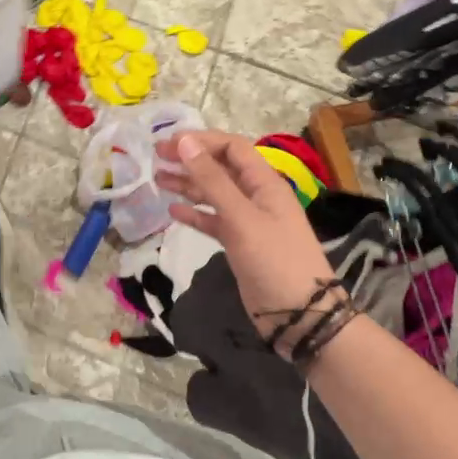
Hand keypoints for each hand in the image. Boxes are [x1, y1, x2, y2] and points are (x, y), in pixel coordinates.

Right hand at [155, 131, 333, 347]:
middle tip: (156, 158)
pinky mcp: (240, 243)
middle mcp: (257, 196)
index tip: (169, 143)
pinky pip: (213, 220)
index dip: (201, 140)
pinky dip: (194, 213)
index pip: (232, 147)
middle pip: (220, 167)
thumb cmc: (274, 260)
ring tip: (158, 179)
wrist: (301, 317)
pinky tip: (173, 211)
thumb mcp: (241, 217)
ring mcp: (249, 221)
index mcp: (264, 182)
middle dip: (190, 160)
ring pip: (214, 193)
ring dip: (188, 184)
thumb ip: (212, 179)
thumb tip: (185, 141)